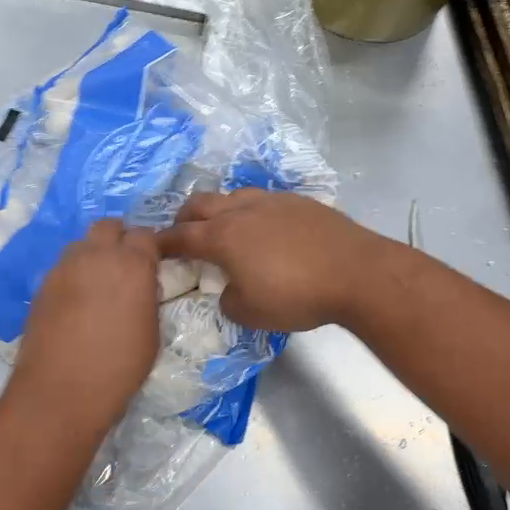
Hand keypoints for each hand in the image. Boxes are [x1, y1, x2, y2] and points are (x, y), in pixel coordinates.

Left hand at [9, 220, 161, 429]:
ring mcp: (65, 266)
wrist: (61, 390)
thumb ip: (147, 297)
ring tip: (98, 283)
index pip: (145, 234)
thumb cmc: (119, 368)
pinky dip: (74, 274)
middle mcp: (97, 255)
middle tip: (125, 264)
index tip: (152, 262)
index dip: (149, 247)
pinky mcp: (43, 283)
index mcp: (132, 264)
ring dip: (93, 253)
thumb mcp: (151, 333)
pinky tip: (76, 302)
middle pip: (109, 226)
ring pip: (82, 244)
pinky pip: (63, 266)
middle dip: (119, 238)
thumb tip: (140, 286)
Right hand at [158, 189, 412, 332]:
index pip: (180, 236)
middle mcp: (242, 210)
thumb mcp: (252, 313)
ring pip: (232, 196)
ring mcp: (272, 201)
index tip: (151, 247)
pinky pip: (263, 200)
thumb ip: (229, 300)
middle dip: (185, 217)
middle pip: (200, 203)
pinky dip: (251, 212)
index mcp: (223, 236)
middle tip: (183, 234)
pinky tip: (264, 229)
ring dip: (219, 210)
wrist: (357, 272)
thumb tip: (229, 289)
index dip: (162, 242)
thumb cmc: (298, 296)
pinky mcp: (299, 201)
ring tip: (224, 228)